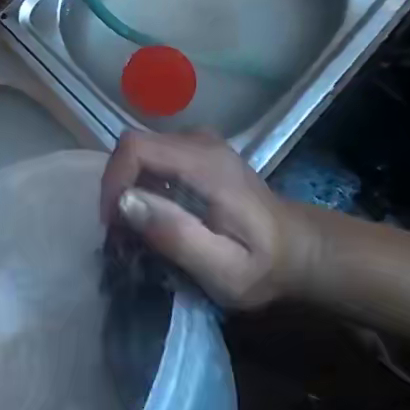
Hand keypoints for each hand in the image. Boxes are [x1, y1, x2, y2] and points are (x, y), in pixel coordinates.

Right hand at [99, 131, 315, 308]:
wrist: (296, 247)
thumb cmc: (262, 264)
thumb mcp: (222, 269)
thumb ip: (176, 235)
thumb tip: (126, 203)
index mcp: (205, 162)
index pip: (136, 146)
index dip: (114, 180)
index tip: (113, 224)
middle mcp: (199, 140)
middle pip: (135, 146)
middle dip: (118, 188)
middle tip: (121, 236)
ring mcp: (199, 142)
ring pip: (142, 151)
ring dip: (128, 188)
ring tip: (135, 233)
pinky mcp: (197, 151)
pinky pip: (156, 158)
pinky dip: (143, 185)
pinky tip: (154, 219)